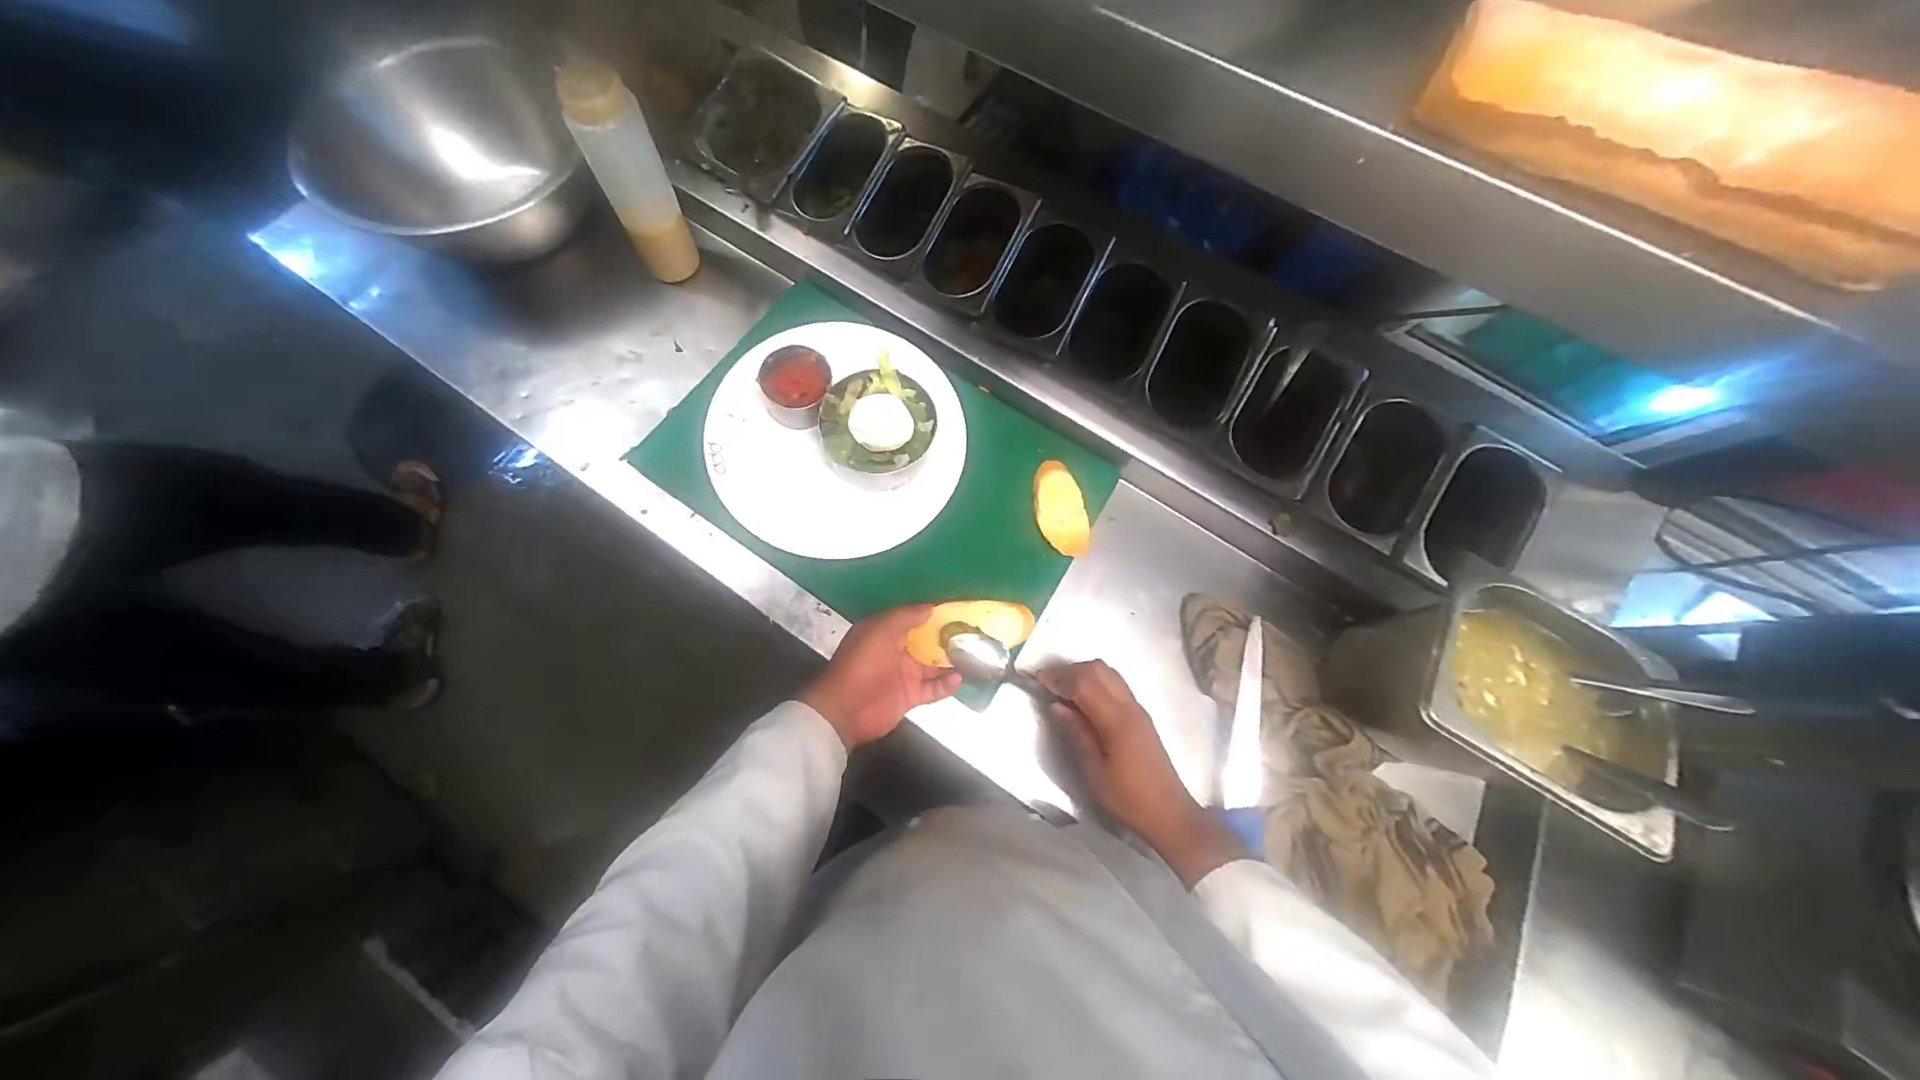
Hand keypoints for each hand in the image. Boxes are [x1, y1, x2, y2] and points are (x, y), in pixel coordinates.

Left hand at [802, 605, 963, 749]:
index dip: (931, 614)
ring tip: (973, 654)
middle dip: (946, 638)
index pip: (912, 619)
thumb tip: (930, 608)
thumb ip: (906, 617)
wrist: (846, 709)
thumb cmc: (862, 664)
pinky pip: (932, 688)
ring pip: (932, 666)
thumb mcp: (881, 631)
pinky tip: (960, 678)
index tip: (955, 609)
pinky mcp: (909, 696)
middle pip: (925, 642)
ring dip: (950, 661)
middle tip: (971, 632)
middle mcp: (895, 651)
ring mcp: (903, 675)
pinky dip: (946, 685)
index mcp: (884, 632)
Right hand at [1038, 660, 1247, 886]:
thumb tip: (1056, 705)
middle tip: (1047, 683)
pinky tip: (1083, 698)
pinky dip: (1095, 680)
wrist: (1169, 813)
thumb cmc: (1128, 798)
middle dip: (1069, 670)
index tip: (1037, 680)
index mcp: (1117, 721)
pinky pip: (1115, 683)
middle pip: (1098, 669)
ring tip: (1062, 688)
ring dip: (1083, 673)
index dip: (1060, 677)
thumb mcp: (1094, 771)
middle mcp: (1130, 706)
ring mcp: (1138, 708)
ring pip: (1108, 672)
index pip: (1085, 683)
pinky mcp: (1141, 715)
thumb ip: (1076, 733)